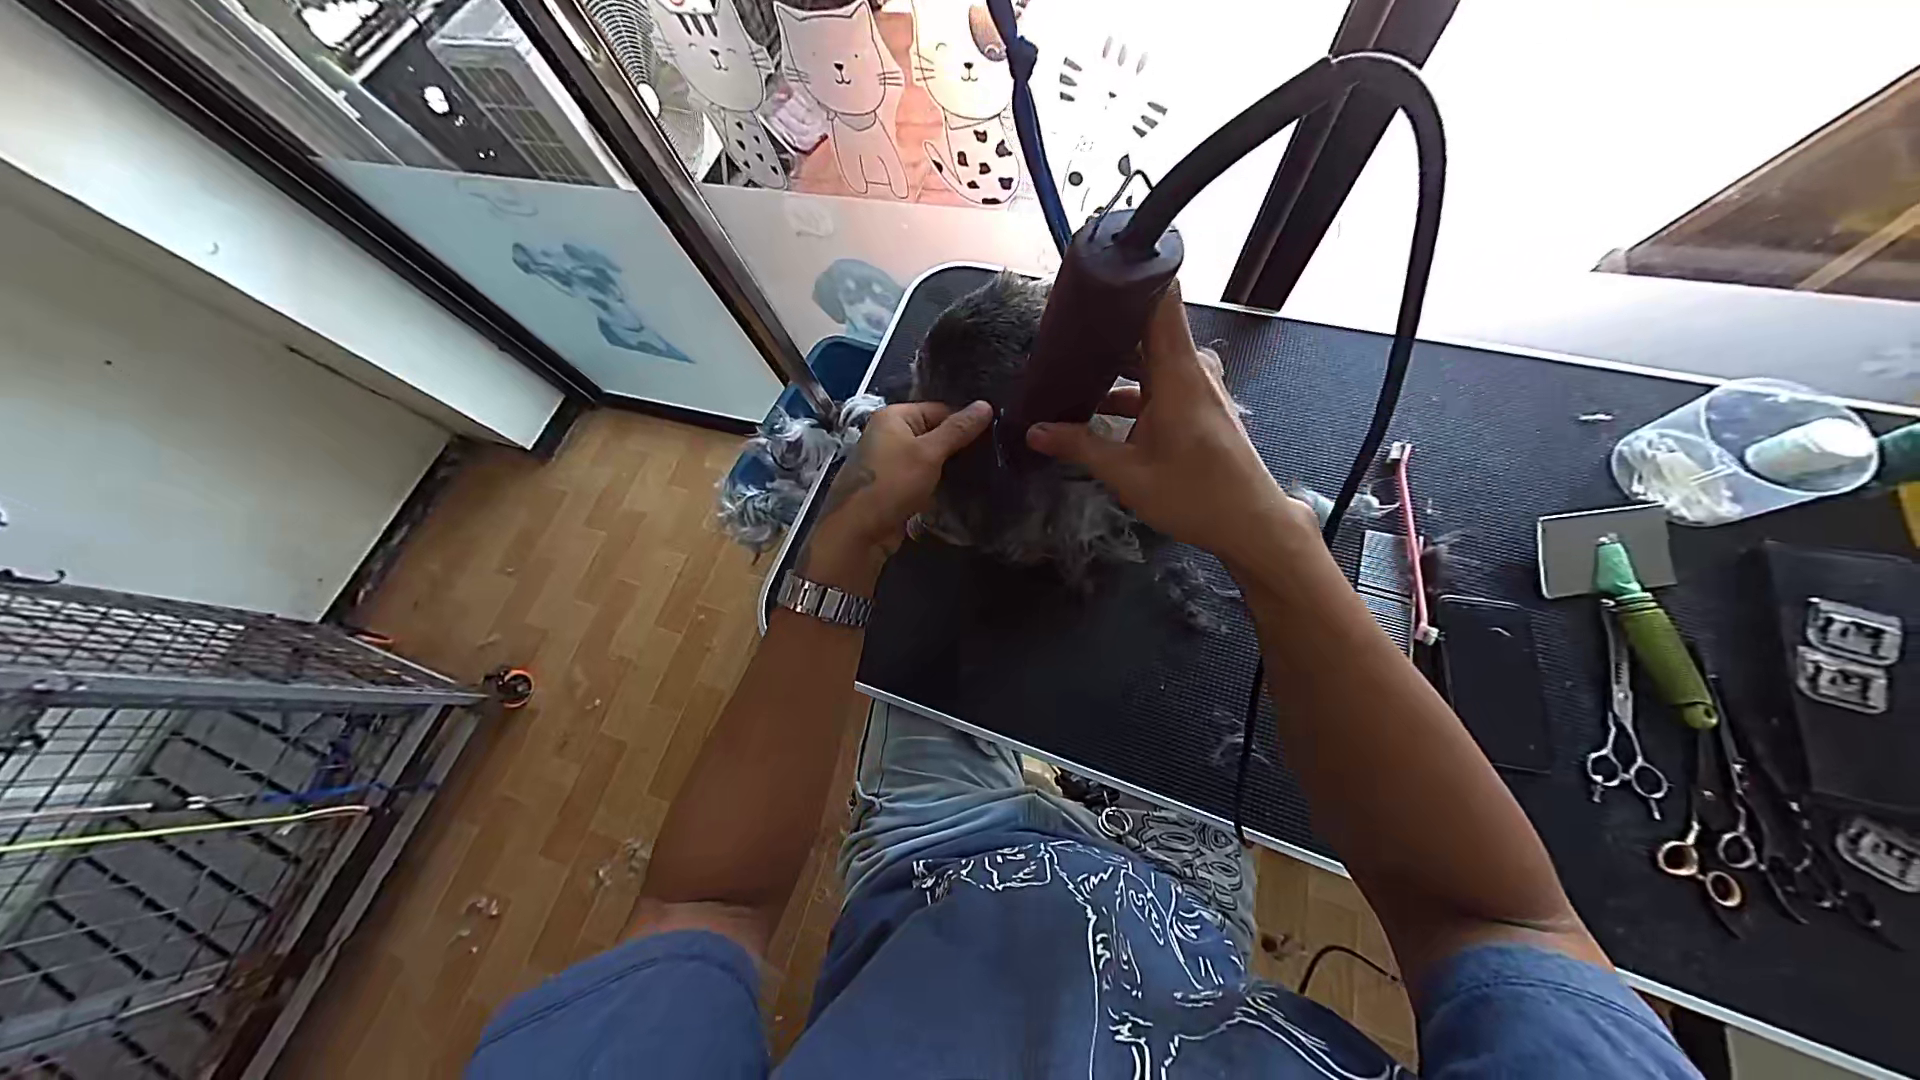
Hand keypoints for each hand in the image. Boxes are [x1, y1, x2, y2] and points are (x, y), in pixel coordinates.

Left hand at [802, 400, 992, 591]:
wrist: (860, 531)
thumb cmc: (892, 484)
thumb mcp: (929, 453)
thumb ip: (958, 430)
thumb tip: (986, 405)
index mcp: (894, 417)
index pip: (939, 409)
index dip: (965, 422)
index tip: (993, 435)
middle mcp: (889, 434)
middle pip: (934, 433)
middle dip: (959, 445)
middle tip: (992, 454)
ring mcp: (891, 462)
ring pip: (930, 458)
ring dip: (951, 466)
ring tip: (982, 471)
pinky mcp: (895, 486)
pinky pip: (923, 477)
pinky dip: (938, 482)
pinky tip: (961, 489)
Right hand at [1025, 281, 1313, 569]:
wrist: (1248, 523)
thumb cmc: (1196, 496)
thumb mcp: (1126, 474)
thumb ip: (1078, 446)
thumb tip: (1037, 431)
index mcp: (1178, 373)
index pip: (1161, 298)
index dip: (1127, 279)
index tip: (1091, 280)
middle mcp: (1192, 370)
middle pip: (1147, 326)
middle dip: (1105, 331)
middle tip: (1063, 337)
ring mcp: (1198, 386)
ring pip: (1150, 357)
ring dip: (1115, 366)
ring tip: (1073, 375)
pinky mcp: (1198, 404)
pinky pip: (1159, 381)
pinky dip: (1132, 389)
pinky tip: (1099, 410)